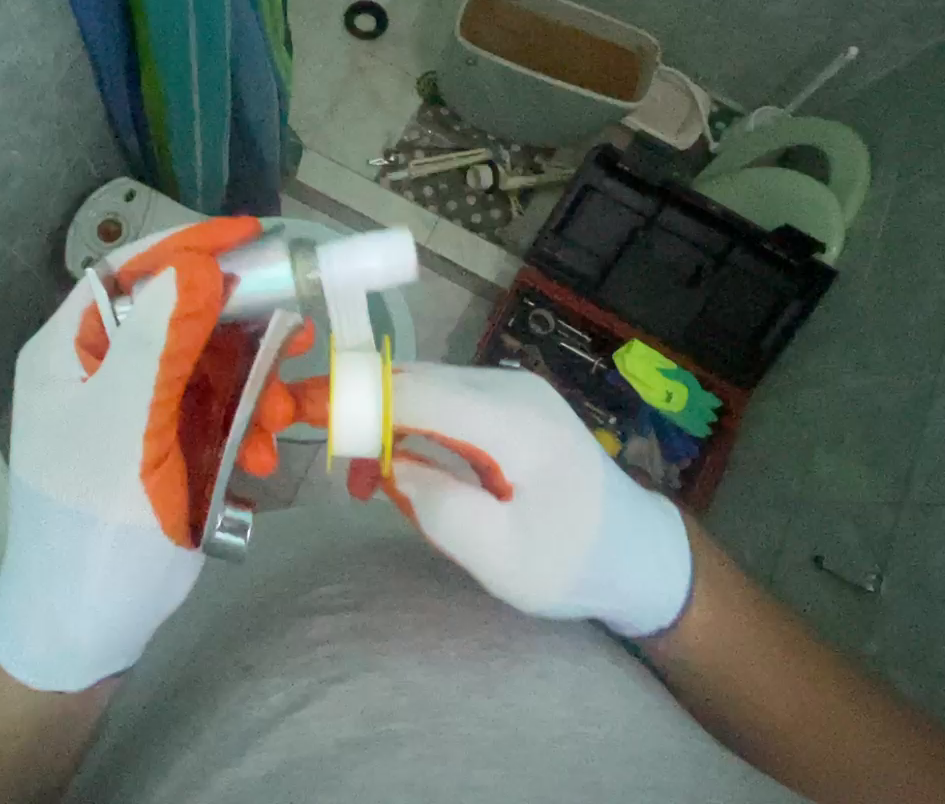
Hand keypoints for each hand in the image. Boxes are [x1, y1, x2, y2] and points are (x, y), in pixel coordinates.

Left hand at [0, 218, 307, 691]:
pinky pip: (225, 408)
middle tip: (300, 333)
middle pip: (187, 317)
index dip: (190, 247)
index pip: (133, 273)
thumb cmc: (91, 523)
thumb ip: (158, 343)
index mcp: (75, 349)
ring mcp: (146, 403)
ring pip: (217, 364)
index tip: (252, 236)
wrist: (91, 623)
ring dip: (256, 386)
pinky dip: (250, 425)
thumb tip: (195, 265)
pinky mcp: (176, 438)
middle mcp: (109, 365)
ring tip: (276, 423)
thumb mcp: (123, 426)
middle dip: (245, 332)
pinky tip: (261, 458)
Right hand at [343, 363, 693, 637]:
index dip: (357, 400)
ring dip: (391, 424)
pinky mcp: (510, 401)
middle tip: (353, 478)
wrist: (637, 551)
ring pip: (426, 387)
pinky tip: (414, 466)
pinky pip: (446, 399)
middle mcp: (511, 388)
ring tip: (379, 483)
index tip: (308, 416)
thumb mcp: (504, 558)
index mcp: (515, 422)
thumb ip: (441, 507)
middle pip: (416, 381)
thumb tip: (394, 462)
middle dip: (369, 418)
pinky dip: (416, 425)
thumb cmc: (573, 562)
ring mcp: (513, 389)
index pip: (416, 390)